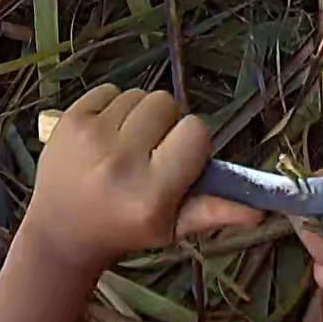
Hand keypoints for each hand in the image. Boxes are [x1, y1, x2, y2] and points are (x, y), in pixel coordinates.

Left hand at [21, 85, 260, 274]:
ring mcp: (90, 136)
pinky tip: (106, 134)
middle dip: (167, 124)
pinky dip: (113, 107)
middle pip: (168, 104)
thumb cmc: (125, 230)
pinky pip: (110, 90)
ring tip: (127, 144)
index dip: (193, 141)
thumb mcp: (172, 229)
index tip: (180, 158)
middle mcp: (121, 161)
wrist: (61, 231)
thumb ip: (215, 213)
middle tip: (152, 151)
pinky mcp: (69, 119)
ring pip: (140, 94)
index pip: (196, 131)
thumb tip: (261, 211)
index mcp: (151, 192)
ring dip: (140, 115)